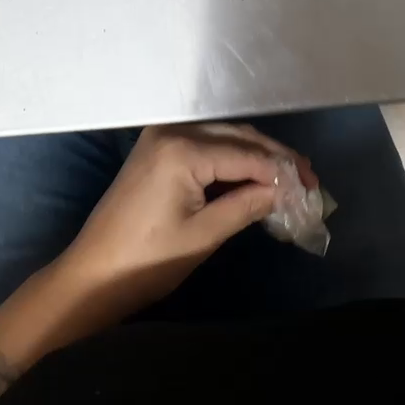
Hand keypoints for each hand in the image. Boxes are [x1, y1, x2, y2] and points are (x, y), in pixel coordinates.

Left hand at [50, 123, 312, 319]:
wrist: (92, 274)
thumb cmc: (146, 261)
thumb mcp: (203, 236)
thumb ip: (246, 205)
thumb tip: (285, 191)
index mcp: (181, 149)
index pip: (246, 154)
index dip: (282, 171)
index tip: (312, 188)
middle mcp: (172, 130)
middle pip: (237, 136)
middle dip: (274, 158)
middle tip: (308, 181)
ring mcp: (161, 136)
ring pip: (222, 137)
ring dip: (256, 156)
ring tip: (290, 179)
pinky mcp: (156, 148)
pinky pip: (204, 144)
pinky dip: (231, 159)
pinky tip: (253, 177)